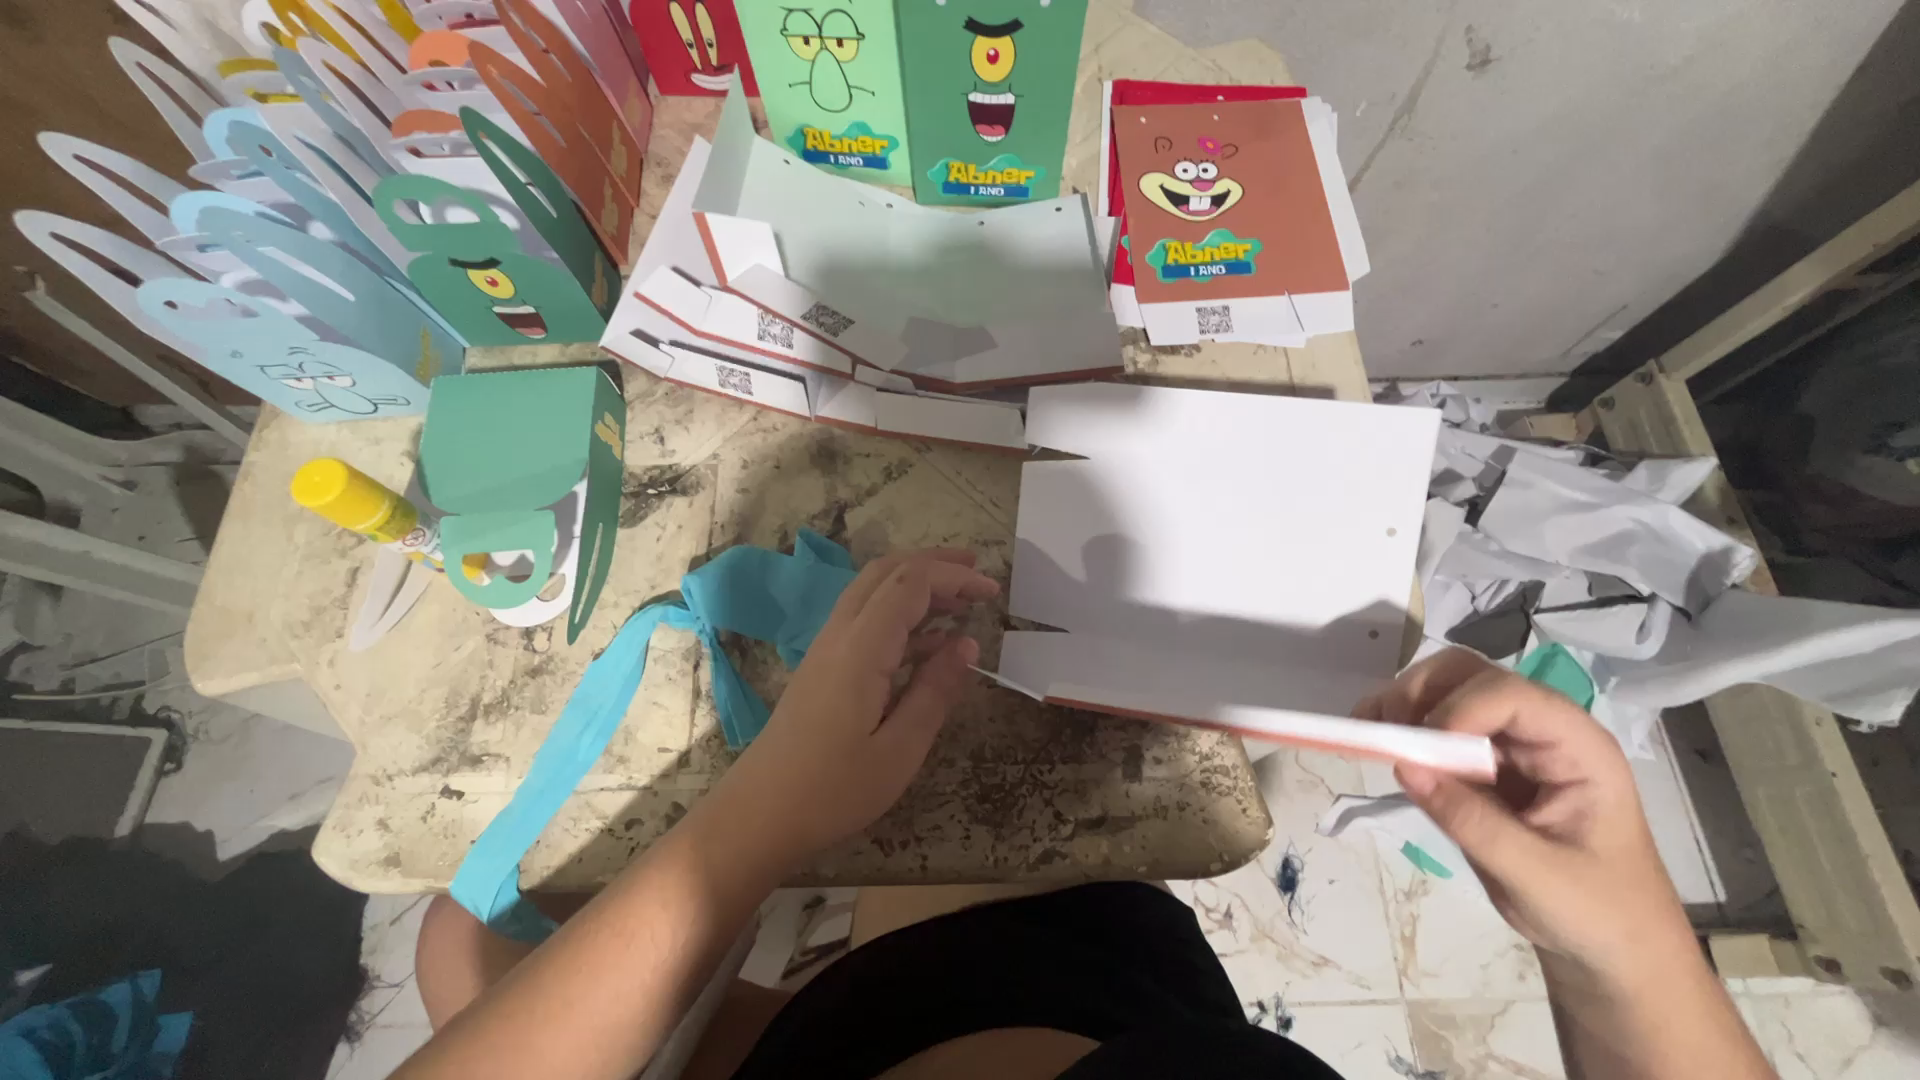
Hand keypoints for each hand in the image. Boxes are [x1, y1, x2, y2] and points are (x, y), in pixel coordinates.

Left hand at [706, 549, 998, 873]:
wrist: (758, 815)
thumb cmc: (833, 790)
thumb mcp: (900, 750)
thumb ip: (936, 692)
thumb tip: (967, 644)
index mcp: (861, 648)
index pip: (910, 583)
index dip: (954, 577)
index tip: (992, 591)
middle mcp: (840, 635)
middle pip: (886, 573)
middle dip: (934, 564)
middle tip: (977, 573)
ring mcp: (826, 650)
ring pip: (872, 592)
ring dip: (916, 586)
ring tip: (962, 605)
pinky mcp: (821, 668)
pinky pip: (864, 621)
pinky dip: (900, 616)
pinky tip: (929, 645)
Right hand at [1354, 648, 1692, 978]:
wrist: (1614, 946)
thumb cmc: (1597, 912)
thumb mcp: (1537, 876)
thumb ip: (1470, 820)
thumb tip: (1402, 765)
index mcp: (1578, 748)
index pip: (1511, 696)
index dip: (1458, 709)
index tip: (1418, 752)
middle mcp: (1543, 729)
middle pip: (1470, 675)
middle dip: (1420, 693)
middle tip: (1383, 733)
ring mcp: (1511, 741)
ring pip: (1446, 688)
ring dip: (1403, 704)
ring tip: (1371, 738)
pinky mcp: (1483, 759)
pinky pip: (1435, 722)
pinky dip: (1400, 725)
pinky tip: (1378, 744)